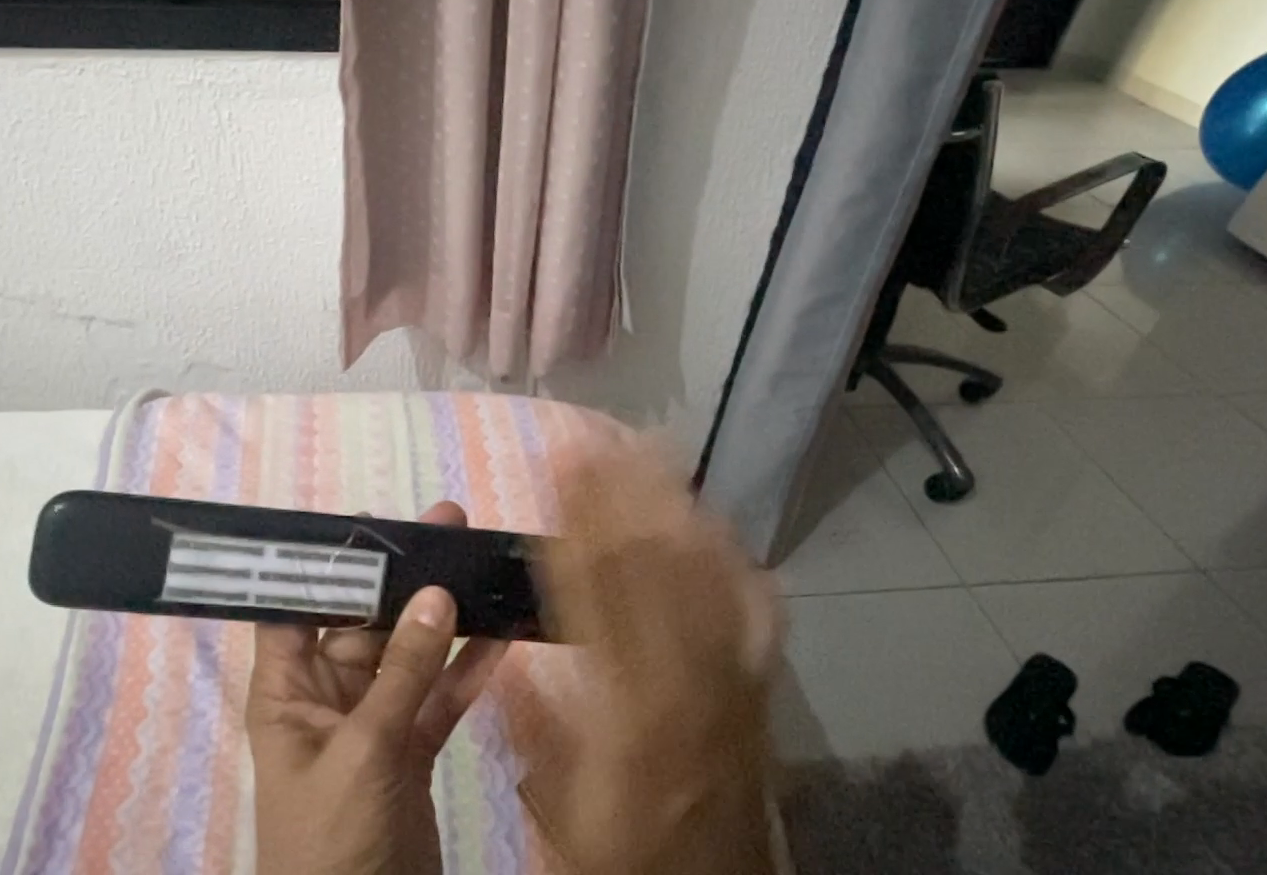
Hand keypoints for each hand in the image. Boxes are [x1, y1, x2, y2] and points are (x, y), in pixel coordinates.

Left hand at [247, 501, 508, 874]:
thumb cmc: (331, 840)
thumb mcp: (363, 750)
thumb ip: (400, 672)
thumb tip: (434, 594)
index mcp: (288, 689)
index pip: (295, 607)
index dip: (323, 564)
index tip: (368, 522)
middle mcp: (328, 694)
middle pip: (363, 620)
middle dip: (401, 577)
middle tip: (445, 525)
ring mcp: (375, 720)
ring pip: (409, 652)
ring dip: (442, 613)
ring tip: (477, 559)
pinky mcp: (413, 747)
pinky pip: (441, 695)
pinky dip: (468, 668)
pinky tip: (502, 634)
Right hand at [523, 442, 781, 874]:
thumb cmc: (626, 851)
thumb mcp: (559, 801)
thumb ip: (533, 724)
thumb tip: (505, 652)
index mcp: (625, 705)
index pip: (593, 588)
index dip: (575, 518)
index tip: (559, 463)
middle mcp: (685, 680)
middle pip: (650, 563)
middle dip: (621, 490)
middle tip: (601, 433)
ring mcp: (732, 678)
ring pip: (702, 570)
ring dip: (674, 503)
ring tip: (653, 446)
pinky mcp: (761, 687)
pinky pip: (753, 609)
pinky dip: (733, 556)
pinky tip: (718, 518)